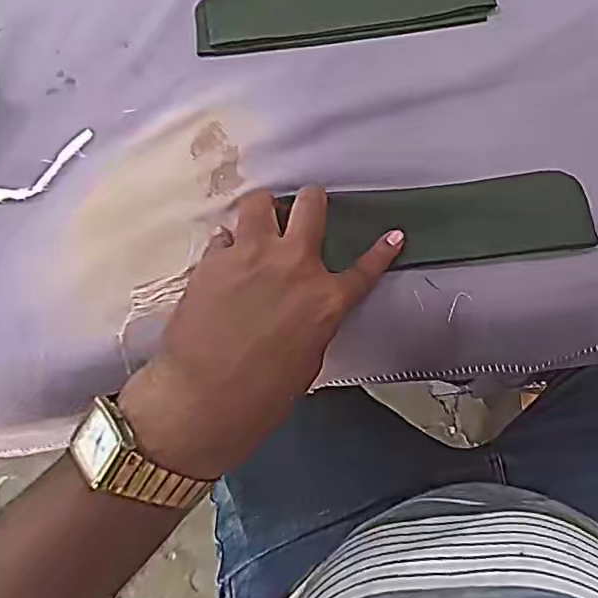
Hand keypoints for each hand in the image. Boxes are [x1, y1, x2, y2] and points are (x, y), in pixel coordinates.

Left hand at [115, 187, 402, 479]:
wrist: (205, 397)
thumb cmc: (262, 393)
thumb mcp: (310, 358)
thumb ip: (315, 321)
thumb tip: (306, 309)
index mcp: (326, 298)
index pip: (366, 267)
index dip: (383, 250)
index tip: (392, 236)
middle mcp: (293, 265)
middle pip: (310, 205)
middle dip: (313, 200)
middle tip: (310, 204)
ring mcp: (250, 256)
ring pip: (259, 202)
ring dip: (265, 208)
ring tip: (263, 217)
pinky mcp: (213, 261)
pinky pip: (224, 236)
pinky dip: (229, 243)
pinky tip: (228, 257)